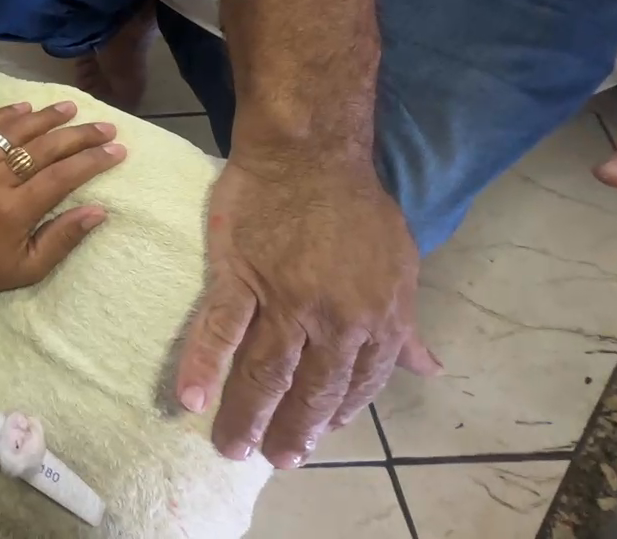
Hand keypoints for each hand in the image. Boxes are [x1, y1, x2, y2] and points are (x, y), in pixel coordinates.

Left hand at [0, 100, 124, 297]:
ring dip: (43, 118)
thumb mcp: (28, 267)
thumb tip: (99, 211)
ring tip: (70, 108)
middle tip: (105, 128)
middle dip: (78, 136)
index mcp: (13, 210)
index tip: (116, 150)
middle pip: (42, 149)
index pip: (60, 177)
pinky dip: (3, 115)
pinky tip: (24, 107)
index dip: (91, 161)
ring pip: (12, 133)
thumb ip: (63, 238)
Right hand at [175, 149, 437, 467]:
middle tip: (271, 460)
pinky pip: (220, 328)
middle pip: (308, 390)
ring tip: (231, 446)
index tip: (310, 438)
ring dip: (246, 414)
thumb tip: (424, 366)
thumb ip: (403, 323)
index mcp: (378, 323)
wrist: (306, 157)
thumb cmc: (351, 204)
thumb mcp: (398, 266)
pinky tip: (192, 396)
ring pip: (264, 370)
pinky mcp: (239, 277)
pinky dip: (204, 365)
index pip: (354, 386)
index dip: (331, 417)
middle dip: (289, 431)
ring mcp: (285, 302)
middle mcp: (336, 323)